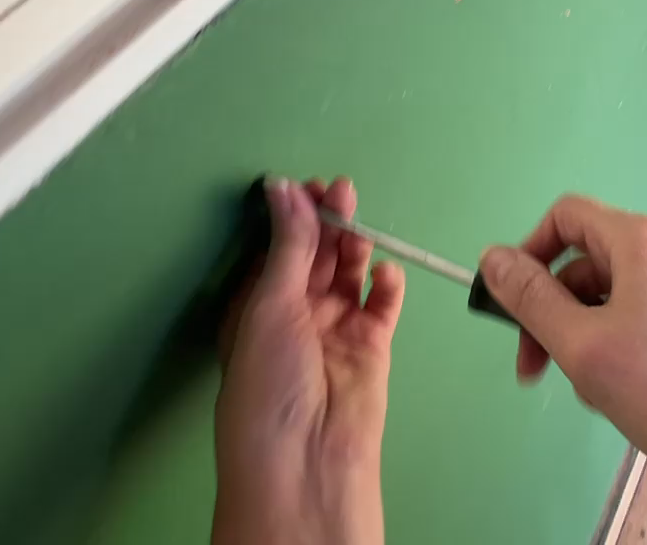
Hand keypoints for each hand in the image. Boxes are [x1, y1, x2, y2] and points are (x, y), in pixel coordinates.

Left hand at [213, 177, 404, 544]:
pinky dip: (386, 284)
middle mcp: (297, 313)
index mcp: (260, 306)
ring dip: (356, 244)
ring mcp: (336, 326)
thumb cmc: (271, 381)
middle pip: (318, 254)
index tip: (310, 186)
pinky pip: (381, 302)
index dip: (296, 216)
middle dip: (330, 222)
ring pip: (350, 271)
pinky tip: (384, 274)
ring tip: (362, 224)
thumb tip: (282, 185)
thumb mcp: (272, 306)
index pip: (280, 249)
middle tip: (342, 191)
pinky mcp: (372, 341)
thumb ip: (289, 243)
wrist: (308, 461)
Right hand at [476, 195, 646, 493]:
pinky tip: (622, 391)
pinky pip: (641, 311)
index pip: (566, 215)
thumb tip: (491, 257)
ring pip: (611, 292)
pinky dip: (617, 342)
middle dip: (553, 310)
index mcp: (639, 237)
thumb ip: (530, 299)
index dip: (529, 252)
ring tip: (591, 391)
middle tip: (534, 368)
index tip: (511, 305)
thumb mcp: (583, 346)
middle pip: (587, 259)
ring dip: (584, 334)